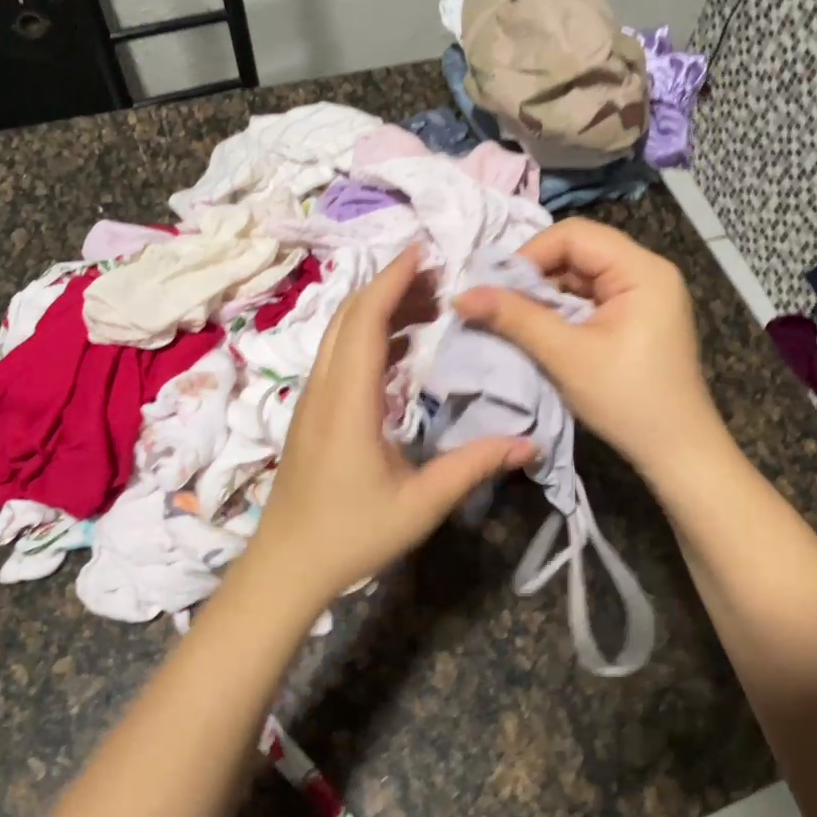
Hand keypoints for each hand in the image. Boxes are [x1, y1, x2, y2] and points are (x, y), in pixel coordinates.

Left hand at [239, 245, 536, 607]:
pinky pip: (338, 355)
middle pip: (349, 315)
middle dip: (391, 285)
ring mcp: (313, 398)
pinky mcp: (312, 412)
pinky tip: (400, 346)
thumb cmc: (351, 535)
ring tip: (428, 303)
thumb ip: (474, 466)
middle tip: (439, 275)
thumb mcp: (421, 503)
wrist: (286, 566)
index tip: (424, 251)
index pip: (365, 319)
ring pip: (340, 333)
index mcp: (349, 400)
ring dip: (378, 308)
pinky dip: (368, 335)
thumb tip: (530, 442)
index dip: (393, 279)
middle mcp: (325, 388)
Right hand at [452, 218, 724, 476]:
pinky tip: (541, 330)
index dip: (530, 254)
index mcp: (642, 270)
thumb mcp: (566, 356)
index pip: (574, 235)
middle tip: (497, 303)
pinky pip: (593, 297)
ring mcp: (646, 294)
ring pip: (582, 275)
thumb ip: (515, 318)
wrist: (679, 452)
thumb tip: (461, 295)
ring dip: (546, 294)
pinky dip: (564, 309)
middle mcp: (648, 271)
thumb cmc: (627, 401)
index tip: (496, 287)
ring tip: (513, 318)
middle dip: (535, 275)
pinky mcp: (639, 317)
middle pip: (579, 251)